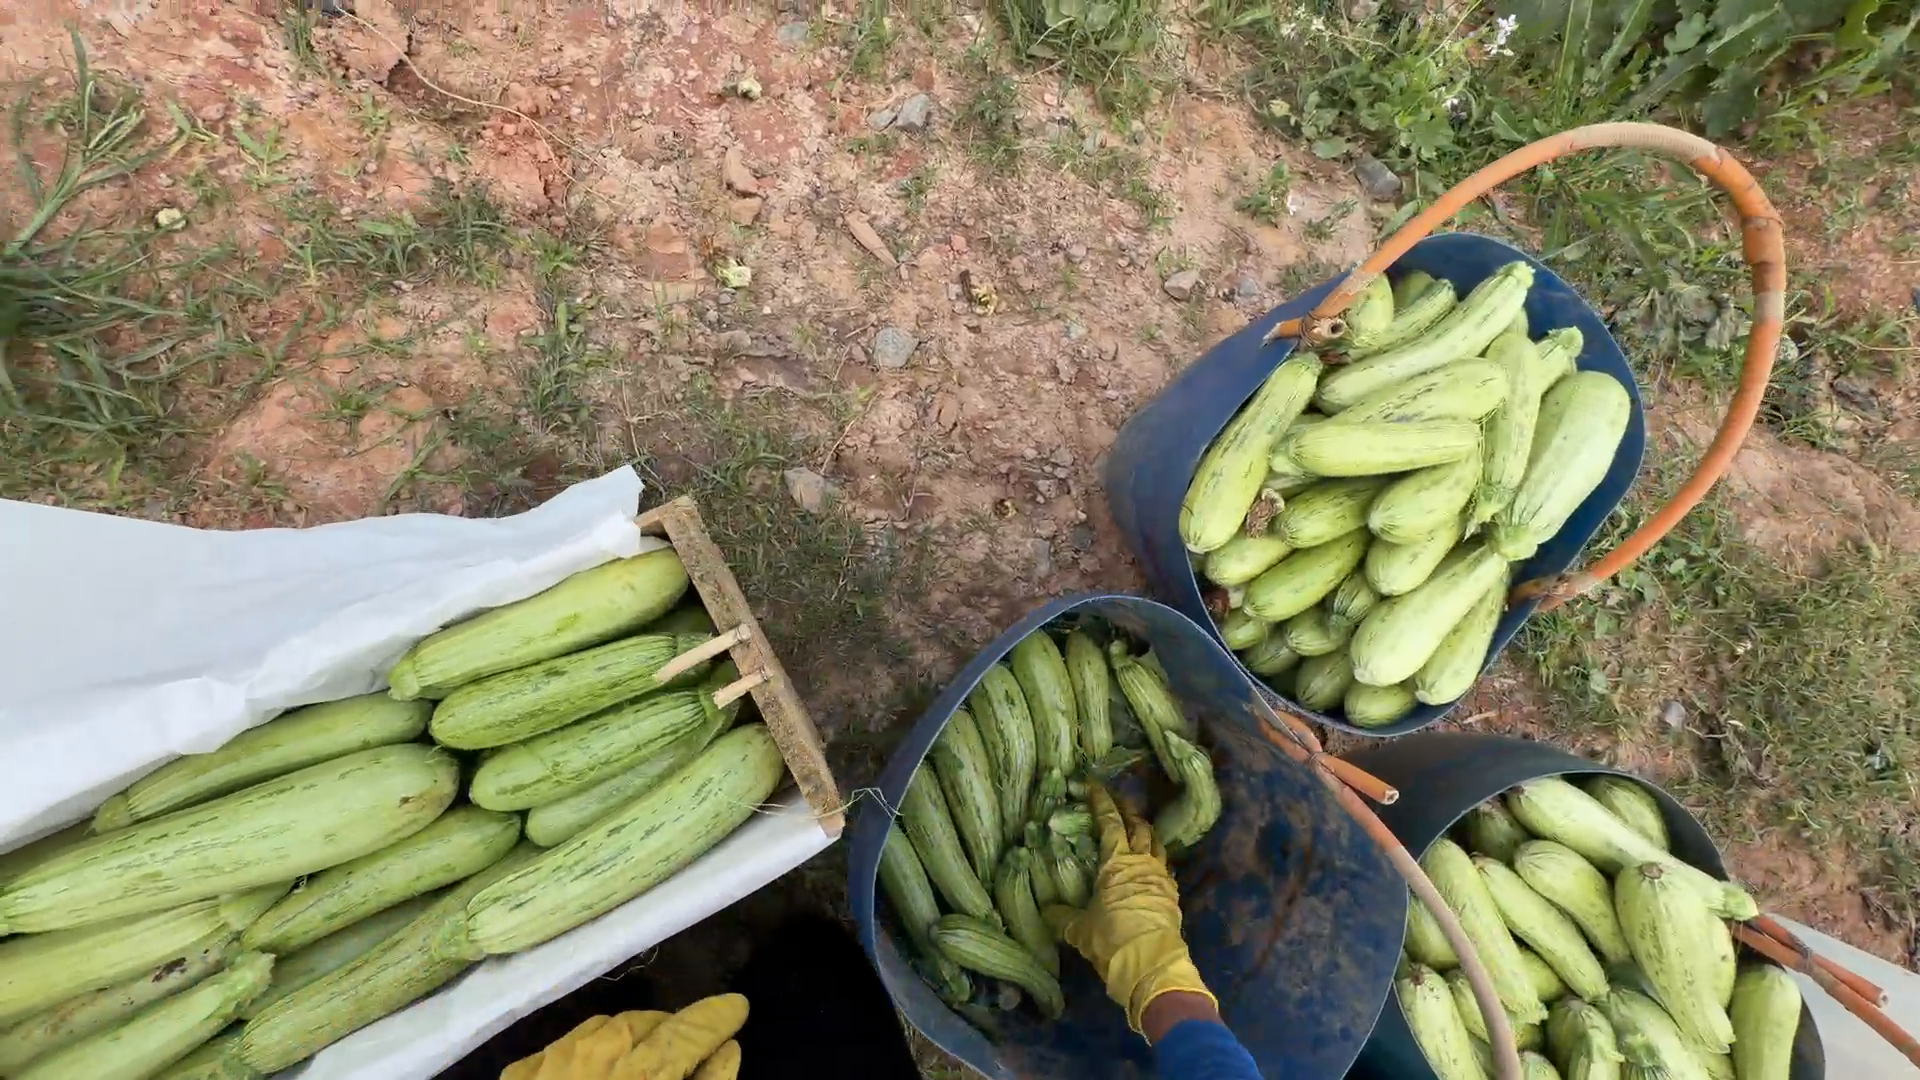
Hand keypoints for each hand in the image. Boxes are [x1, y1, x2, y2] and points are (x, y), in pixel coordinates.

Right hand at [1044, 784, 1215, 1035]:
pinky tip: (1152, 865)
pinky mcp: (1172, 897)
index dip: (1102, 801)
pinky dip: (1157, 860)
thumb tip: (1046, 912)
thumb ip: (1063, 917)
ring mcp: (1161, 879)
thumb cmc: (1112, 941)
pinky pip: (1165, 868)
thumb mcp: (1080, 930)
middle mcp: (1142, 863)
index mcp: (1117, 862)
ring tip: (1139, 828)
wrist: (1153, 968)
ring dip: (1147, 833)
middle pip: (1139, 826)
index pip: (1110, 821)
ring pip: (1157, 844)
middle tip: (1120, 801)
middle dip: (1129, 811)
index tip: (1094, 784)